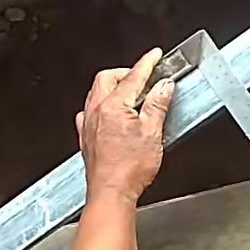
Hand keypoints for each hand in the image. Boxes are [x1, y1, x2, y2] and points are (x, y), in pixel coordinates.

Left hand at [76, 48, 175, 202]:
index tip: (155, 56)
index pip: (133, 77)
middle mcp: (96, 111)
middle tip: (142, 76)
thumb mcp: (152, 132)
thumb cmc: (129, 169)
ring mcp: (89, 124)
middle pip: (107, 78)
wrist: (111, 193)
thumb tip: (163, 86)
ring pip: (95, 93)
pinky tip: (109, 114)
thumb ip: (157, 105)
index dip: (147, 63)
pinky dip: (100, 105)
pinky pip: (89, 111)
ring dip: (112, 87)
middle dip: (125, 73)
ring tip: (129, 92)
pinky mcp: (86, 138)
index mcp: (113, 106)